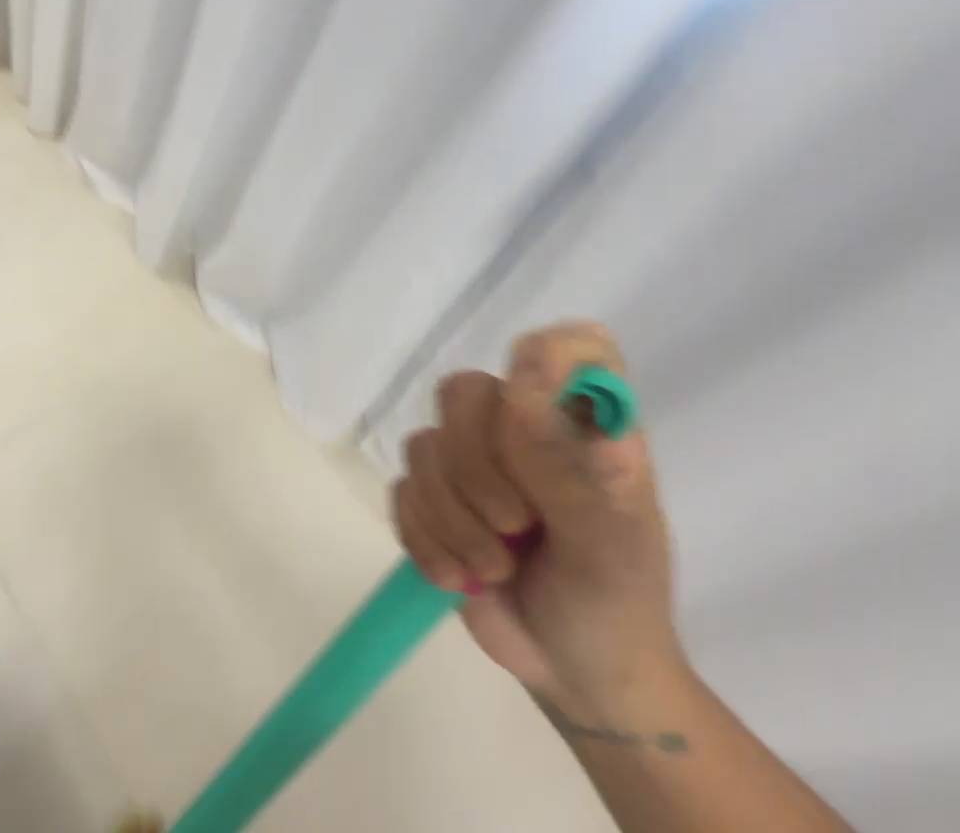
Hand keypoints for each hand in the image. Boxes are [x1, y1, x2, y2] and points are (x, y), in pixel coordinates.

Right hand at [392, 322, 686, 707]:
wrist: (572, 669)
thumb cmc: (614, 601)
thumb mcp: (609, 538)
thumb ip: (568, 457)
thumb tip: (536, 365)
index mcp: (585, 426)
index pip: (567, 346)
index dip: (539, 366)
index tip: (530, 427)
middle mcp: (522, 431)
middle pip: (463, 393)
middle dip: (474, 469)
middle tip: (515, 527)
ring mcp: (472, 465)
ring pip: (422, 448)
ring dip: (452, 521)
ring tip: (494, 568)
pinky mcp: (432, 501)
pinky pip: (400, 494)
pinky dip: (427, 541)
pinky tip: (462, 576)